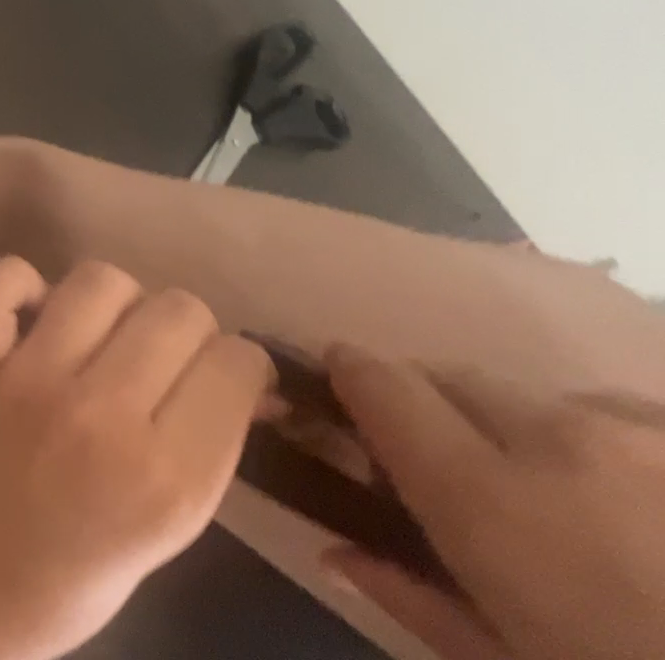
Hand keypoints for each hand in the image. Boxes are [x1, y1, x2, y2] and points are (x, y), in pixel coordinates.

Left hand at [0, 257, 273, 658]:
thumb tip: (243, 385)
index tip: (217, 384)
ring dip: (115, 303)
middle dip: (184, 333)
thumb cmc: (65, 580)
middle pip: (178, 310)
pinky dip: (16, 284)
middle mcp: (105, 413)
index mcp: (170, 476)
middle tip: (158, 365)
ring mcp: (32, 378)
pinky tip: (29, 314)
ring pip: (102, 281)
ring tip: (102, 338)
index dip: (236, 369)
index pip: (236, 362)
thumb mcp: (165, 532)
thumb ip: (202, 450)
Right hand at [326, 346, 664, 659]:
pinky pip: (638, 422)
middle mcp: (556, 437)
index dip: (348, 375)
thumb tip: (337, 550)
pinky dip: (619, 448)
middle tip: (451, 468)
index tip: (337, 391)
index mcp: (482, 491)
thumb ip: (409, 595)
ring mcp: (655, 438)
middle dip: (436, 408)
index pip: (379, 382)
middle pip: (456, 377)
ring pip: (552, 399)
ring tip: (574, 501)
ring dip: (534, 431)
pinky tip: (647, 506)